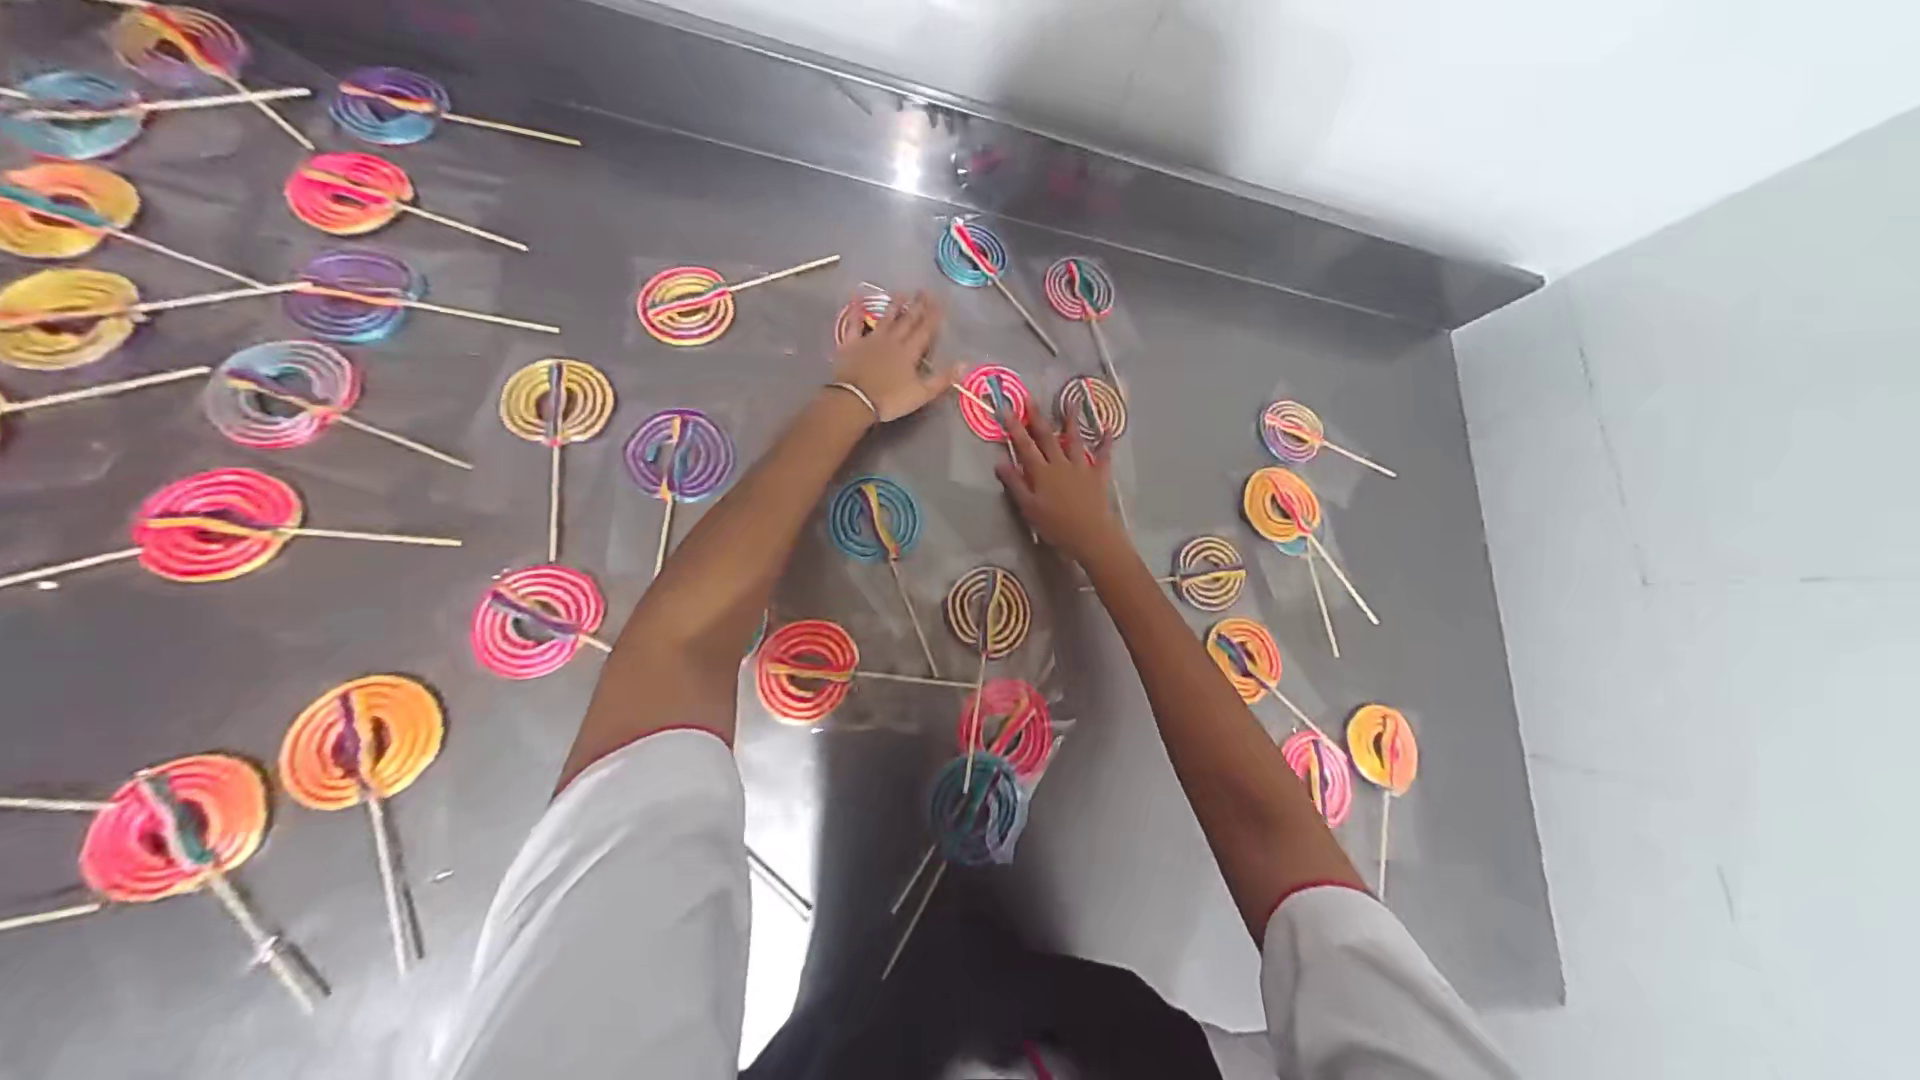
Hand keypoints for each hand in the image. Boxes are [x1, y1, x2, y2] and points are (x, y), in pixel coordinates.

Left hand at [830, 291, 953, 421]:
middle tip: (923, 290)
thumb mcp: (921, 394)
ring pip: (885, 318)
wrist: (854, 400)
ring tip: (901, 293)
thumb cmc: (890, 400)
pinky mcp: (851, 344)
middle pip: (907, 320)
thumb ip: (943, 379)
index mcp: (909, 352)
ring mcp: (871, 340)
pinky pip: (854, 324)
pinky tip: (856, 298)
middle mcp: (892, 340)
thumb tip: (965, 363)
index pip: (925, 330)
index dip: (933, 316)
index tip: (939, 301)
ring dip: (894, 305)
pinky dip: (855, 310)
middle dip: (917, 305)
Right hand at [995, 407, 1125, 566]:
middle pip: (1047, 437)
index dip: (1014, 428)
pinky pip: (1103, 455)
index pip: (1024, 446)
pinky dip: (1106, 442)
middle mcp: (1060, 463)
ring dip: (1071, 421)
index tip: (1006, 409)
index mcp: (1041, 472)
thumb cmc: (1055, 525)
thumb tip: (1000, 462)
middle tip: (1030, 398)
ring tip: (1071, 402)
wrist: (1091, 535)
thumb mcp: (1028, 507)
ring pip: (1074, 440)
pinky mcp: (1098, 475)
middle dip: (1037, 417)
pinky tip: (1109, 429)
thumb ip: (1015, 484)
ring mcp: (1081, 467)